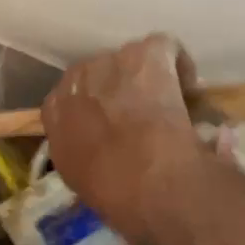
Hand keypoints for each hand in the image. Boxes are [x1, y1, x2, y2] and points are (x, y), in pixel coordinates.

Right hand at [41, 34, 204, 241]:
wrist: (151, 185)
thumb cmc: (117, 197)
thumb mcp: (83, 183)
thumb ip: (81, 156)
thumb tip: (98, 153)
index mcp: (55, 114)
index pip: (66, 99)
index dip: (93, 109)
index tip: (112, 127)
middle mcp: (75, 82)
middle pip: (96, 73)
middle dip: (116, 89)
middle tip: (141, 114)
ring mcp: (109, 65)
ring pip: (128, 58)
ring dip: (143, 77)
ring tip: (166, 101)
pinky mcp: (143, 56)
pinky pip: (162, 47)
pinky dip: (177, 63)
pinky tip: (189, 87)